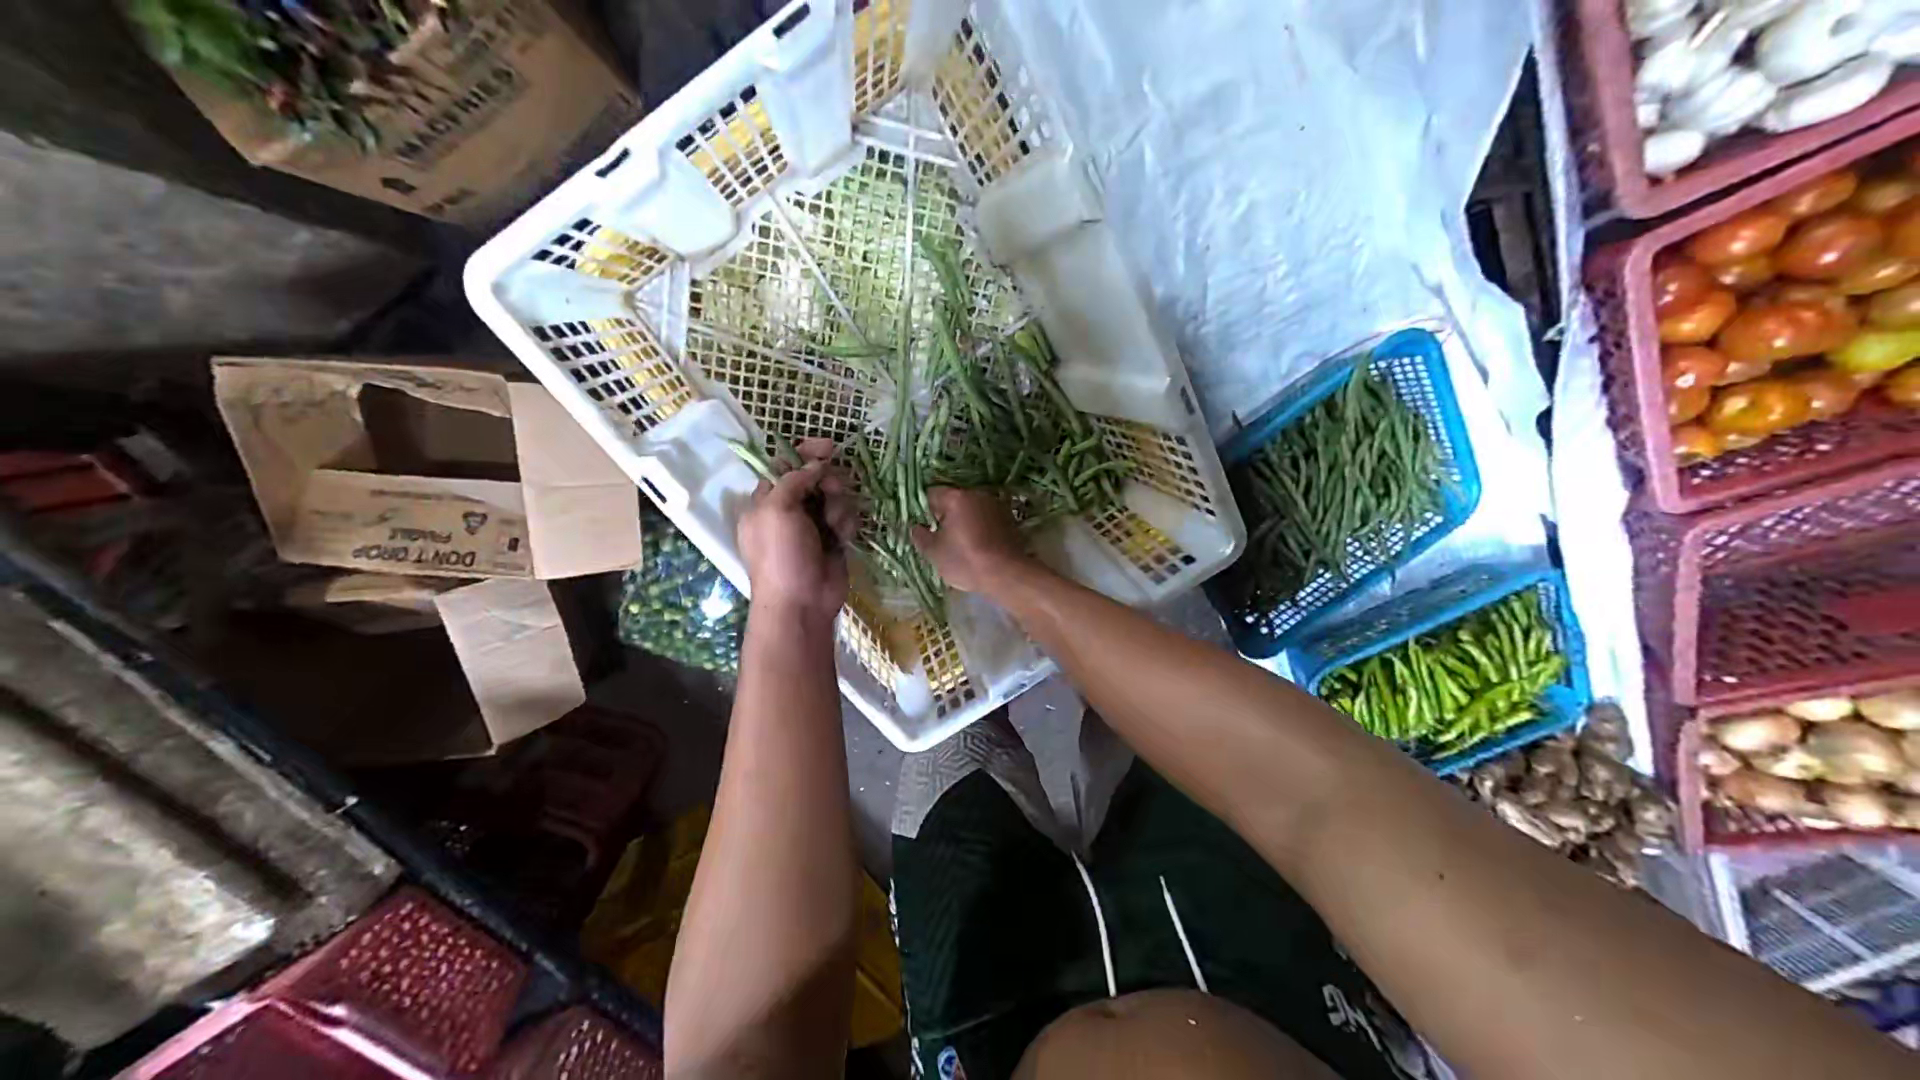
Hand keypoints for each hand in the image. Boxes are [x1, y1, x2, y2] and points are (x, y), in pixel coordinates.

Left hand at [738, 439, 859, 622]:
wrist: (802, 602)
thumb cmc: (781, 555)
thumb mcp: (776, 509)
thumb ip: (793, 479)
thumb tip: (815, 465)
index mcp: (766, 501)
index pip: (784, 465)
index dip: (805, 453)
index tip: (829, 447)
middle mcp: (789, 510)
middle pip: (815, 478)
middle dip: (828, 482)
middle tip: (834, 490)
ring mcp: (813, 526)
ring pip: (834, 497)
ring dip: (838, 507)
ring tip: (834, 527)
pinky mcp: (834, 539)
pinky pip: (846, 518)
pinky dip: (846, 525)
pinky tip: (842, 539)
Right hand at [910, 487, 1033, 593]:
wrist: (1007, 573)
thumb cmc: (966, 560)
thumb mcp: (934, 552)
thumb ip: (920, 536)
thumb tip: (917, 527)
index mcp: (956, 497)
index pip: (931, 494)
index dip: (924, 511)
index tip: (925, 528)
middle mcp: (978, 494)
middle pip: (954, 500)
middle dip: (945, 515)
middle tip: (941, 538)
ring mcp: (996, 505)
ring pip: (972, 509)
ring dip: (964, 521)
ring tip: (961, 544)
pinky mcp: (1010, 518)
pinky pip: (987, 518)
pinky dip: (980, 527)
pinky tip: (978, 545)